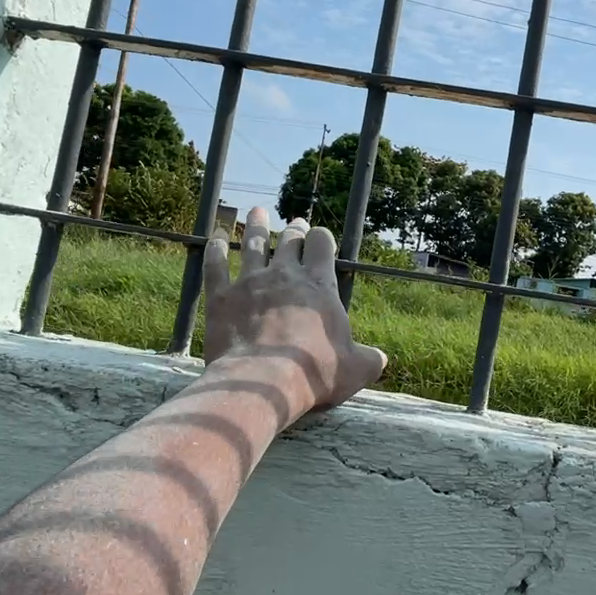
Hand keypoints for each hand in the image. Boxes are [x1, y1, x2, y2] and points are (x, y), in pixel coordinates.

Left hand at [201, 207, 386, 414]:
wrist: (263, 381)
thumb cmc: (315, 373)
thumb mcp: (355, 369)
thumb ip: (370, 359)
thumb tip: (380, 359)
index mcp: (320, 285)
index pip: (322, 245)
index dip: (321, 238)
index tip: (320, 238)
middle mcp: (286, 275)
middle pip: (290, 241)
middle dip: (293, 230)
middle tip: (293, 224)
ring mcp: (251, 282)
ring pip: (253, 244)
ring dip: (256, 227)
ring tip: (257, 213)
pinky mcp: (222, 297)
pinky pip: (216, 266)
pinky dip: (215, 250)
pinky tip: (215, 239)